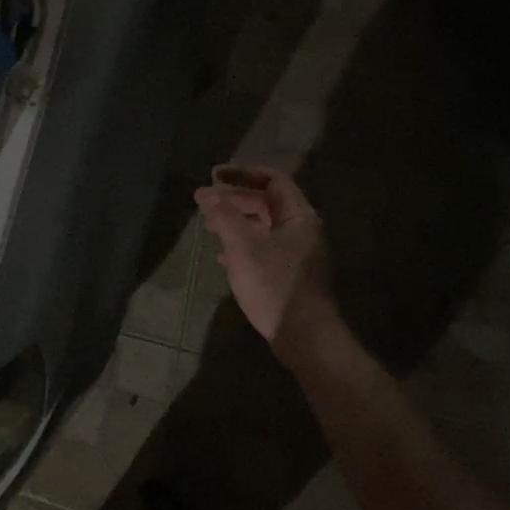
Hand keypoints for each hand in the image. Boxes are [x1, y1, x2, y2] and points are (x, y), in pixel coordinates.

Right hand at [194, 165, 337, 351]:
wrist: (304, 336)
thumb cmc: (274, 285)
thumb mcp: (242, 247)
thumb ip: (224, 216)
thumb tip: (206, 194)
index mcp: (298, 216)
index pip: (273, 180)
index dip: (242, 173)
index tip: (214, 175)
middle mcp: (302, 230)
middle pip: (267, 202)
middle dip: (234, 198)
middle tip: (204, 200)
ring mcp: (298, 253)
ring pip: (264, 225)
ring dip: (236, 220)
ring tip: (209, 225)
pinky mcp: (290, 274)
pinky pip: (264, 246)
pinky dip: (242, 243)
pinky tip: (223, 255)